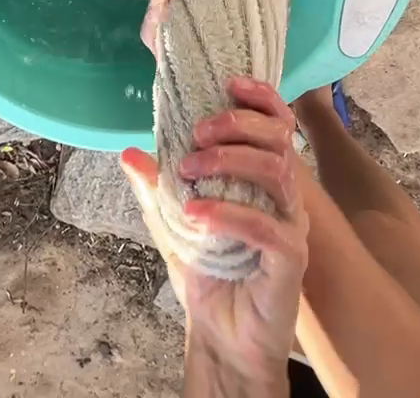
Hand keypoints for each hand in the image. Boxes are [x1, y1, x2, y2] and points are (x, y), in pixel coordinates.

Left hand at [122, 77, 309, 388]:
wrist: (221, 336)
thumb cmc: (205, 272)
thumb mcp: (171, 220)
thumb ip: (155, 186)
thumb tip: (128, 152)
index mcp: (262, 179)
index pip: (277, 124)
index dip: (260, 97)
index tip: (228, 83)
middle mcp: (284, 197)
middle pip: (279, 139)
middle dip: (235, 124)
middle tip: (195, 133)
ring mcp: (291, 228)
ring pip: (279, 172)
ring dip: (228, 160)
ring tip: (189, 170)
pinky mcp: (290, 262)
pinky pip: (269, 227)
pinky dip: (228, 212)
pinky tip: (195, 213)